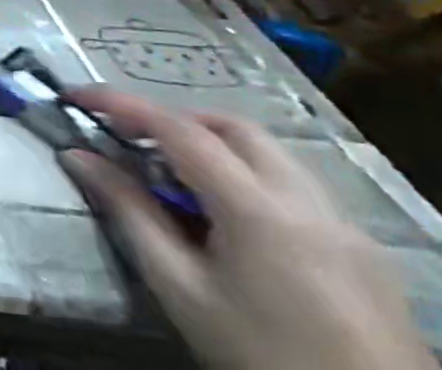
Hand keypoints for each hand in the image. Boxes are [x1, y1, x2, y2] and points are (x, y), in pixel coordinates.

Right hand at [62, 88, 437, 369]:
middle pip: (230, 127)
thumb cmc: (264, 357)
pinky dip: (248, 176)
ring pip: (269, 152)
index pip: (178, 129)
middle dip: (173, 120)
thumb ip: (129, 213)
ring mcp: (344, 224)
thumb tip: (78, 157)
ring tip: (173, 180)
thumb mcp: (181, 289)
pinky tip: (229, 220)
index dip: (121, 103)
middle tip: (129, 139)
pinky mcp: (364, 251)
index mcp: (258, 208)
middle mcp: (307, 200)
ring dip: (213, 146)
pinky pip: (296, 186)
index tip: (77, 97)